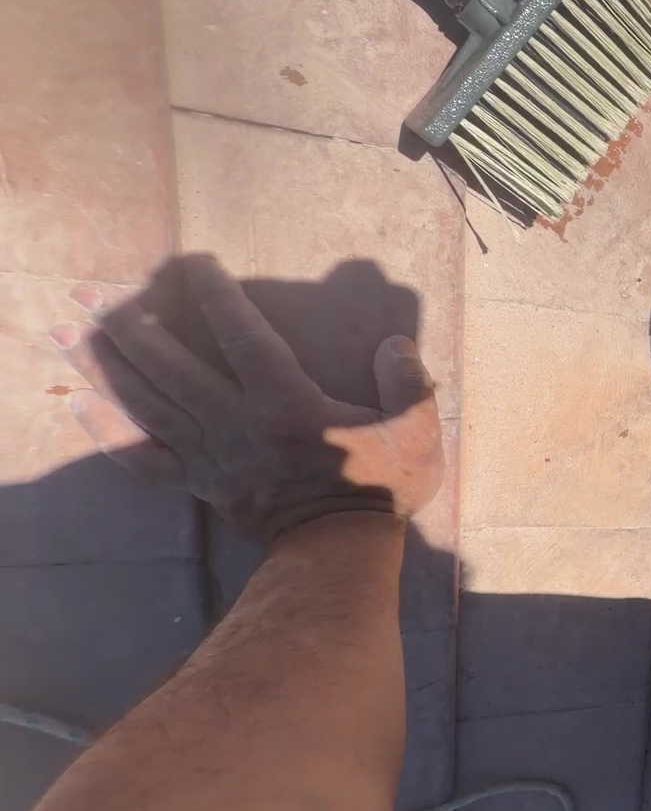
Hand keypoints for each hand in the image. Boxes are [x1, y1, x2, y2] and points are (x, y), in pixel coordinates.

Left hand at [50, 255, 443, 539]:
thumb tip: (395, 344)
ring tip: (73, 333)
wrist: (343, 545)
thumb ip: (408, 384)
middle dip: (134, 325)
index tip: (197, 265)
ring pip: (145, 402)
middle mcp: (237, 422)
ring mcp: (211, 454)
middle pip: (171, 366)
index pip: (244, 338)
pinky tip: (80, 404)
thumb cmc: (384, 485)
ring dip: (105, 366)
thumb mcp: (417, 431)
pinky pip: (139, 456)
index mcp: (288, 404)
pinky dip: (104, 430)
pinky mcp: (200, 483)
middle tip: (97, 292)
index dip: (218, 298)